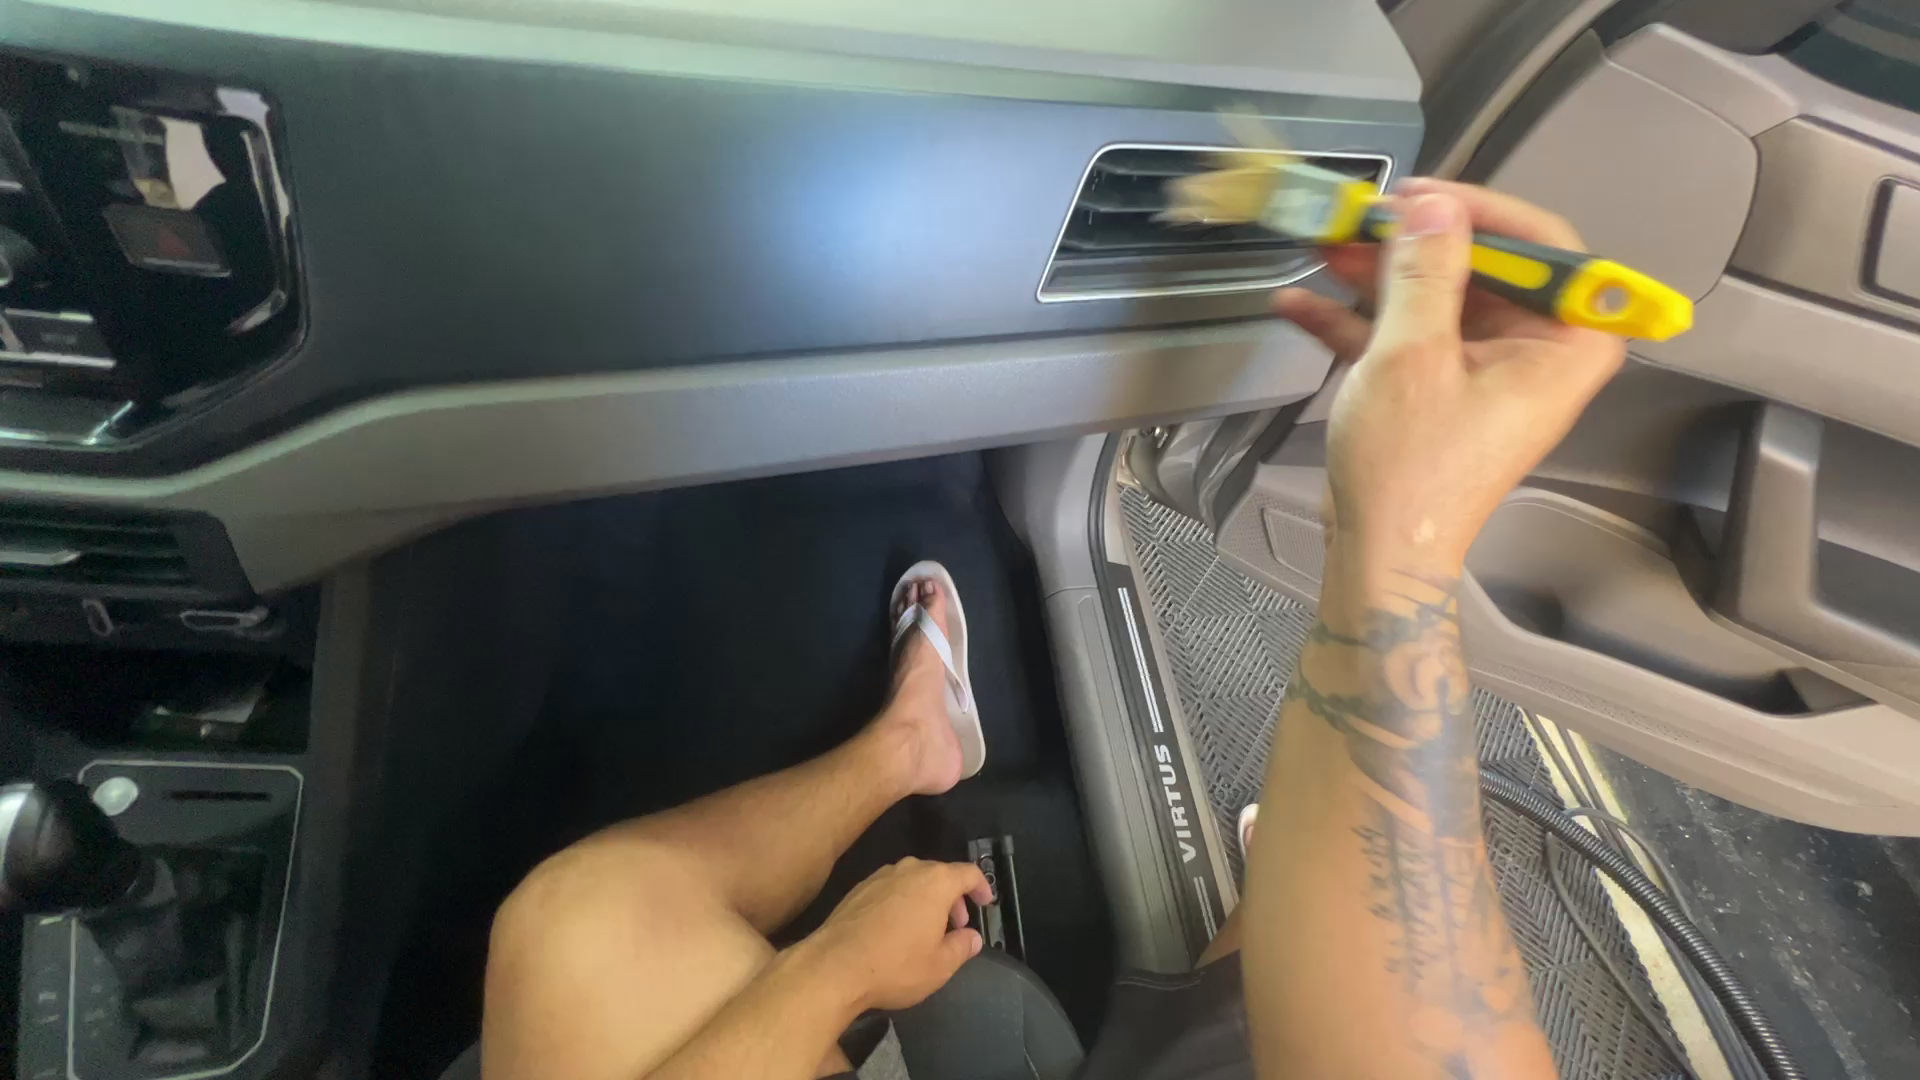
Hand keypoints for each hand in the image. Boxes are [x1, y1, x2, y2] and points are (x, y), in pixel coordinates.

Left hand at [796, 857, 991, 1011]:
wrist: (834, 964)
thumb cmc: (895, 964)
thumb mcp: (939, 966)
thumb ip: (962, 947)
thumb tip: (972, 937)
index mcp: (936, 881)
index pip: (968, 872)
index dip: (982, 886)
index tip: (986, 903)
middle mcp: (910, 868)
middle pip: (941, 874)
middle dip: (953, 898)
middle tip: (956, 927)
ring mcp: (882, 875)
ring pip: (914, 880)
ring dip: (927, 899)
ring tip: (926, 930)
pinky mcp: (860, 887)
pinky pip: (891, 888)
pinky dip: (902, 902)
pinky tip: (896, 929)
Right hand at [1273, 178, 1625, 575]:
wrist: (1379, 548)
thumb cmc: (1409, 464)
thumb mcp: (1412, 358)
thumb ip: (1423, 273)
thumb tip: (1428, 207)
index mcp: (1562, 341)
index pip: (1538, 245)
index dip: (1474, 211)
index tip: (1414, 196)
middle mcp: (1528, 350)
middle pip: (1473, 271)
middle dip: (1406, 246)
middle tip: (1354, 220)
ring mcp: (1474, 372)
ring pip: (1426, 302)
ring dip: (1369, 279)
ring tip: (1318, 249)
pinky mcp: (1428, 392)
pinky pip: (1396, 341)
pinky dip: (1350, 324)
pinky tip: (1298, 306)